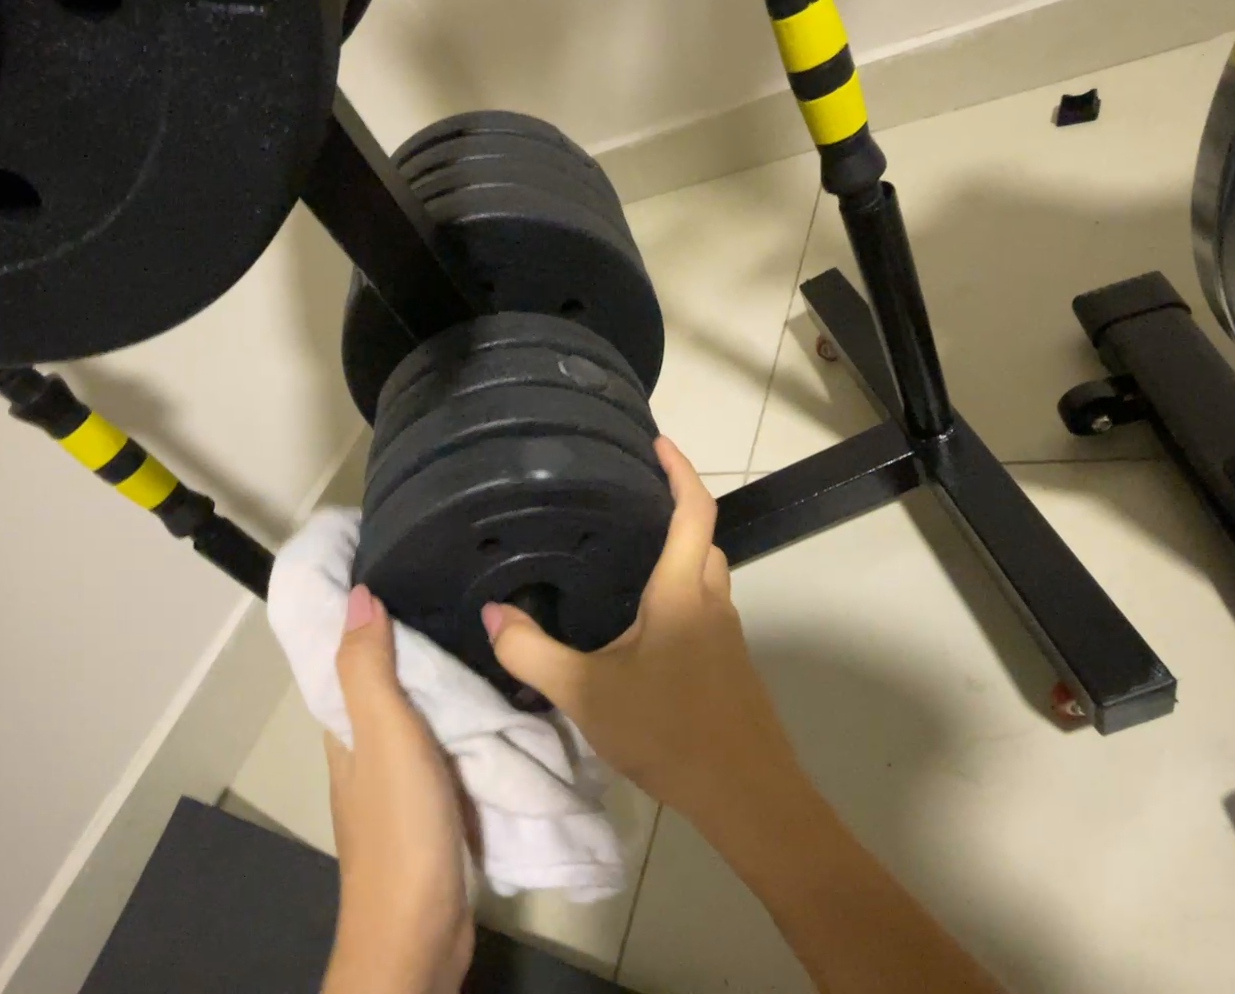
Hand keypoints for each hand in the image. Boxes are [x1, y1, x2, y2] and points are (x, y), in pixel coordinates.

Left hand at [321, 586, 473, 993]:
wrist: (420, 932)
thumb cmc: (399, 829)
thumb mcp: (383, 739)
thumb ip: (369, 670)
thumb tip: (358, 594)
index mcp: (346, 725)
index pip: (345, 651)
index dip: (359, 606)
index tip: (392, 558)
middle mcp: (369, 743)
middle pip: (386, 673)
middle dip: (410, 629)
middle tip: (456, 577)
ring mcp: (404, 771)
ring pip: (421, 703)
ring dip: (442, 667)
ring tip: (483, 618)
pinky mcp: (437, 794)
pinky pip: (449, 734)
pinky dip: (465, 706)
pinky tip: (497, 686)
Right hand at [481, 438, 801, 821]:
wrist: (744, 792)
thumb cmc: (667, 731)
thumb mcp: (584, 693)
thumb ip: (530, 653)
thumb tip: (491, 614)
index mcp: (683, 591)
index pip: (693, 511)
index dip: (680, 470)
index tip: (658, 442)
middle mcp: (711, 602)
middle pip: (703, 540)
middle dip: (677, 511)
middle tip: (630, 503)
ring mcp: (727, 635)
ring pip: (706, 576)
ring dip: (680, 556)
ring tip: (629, 559)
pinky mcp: (730, 664)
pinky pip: (706, 609)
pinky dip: (681, 595)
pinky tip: (645, 627)